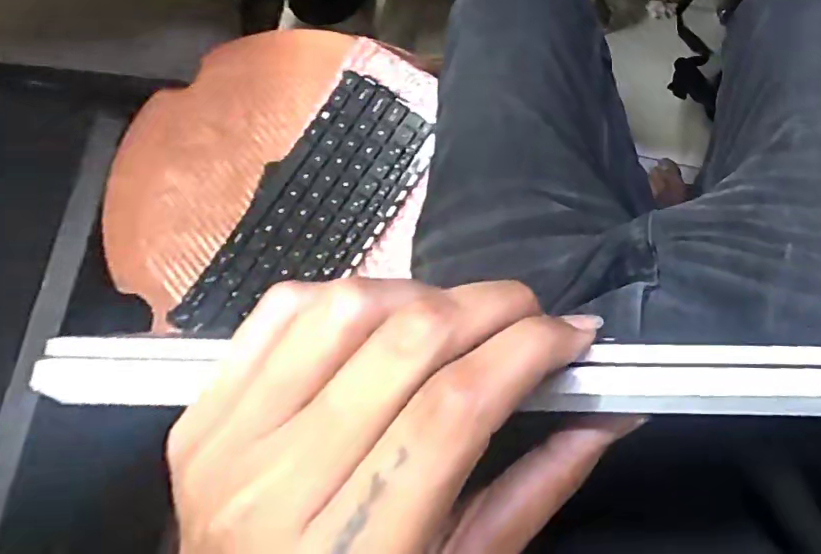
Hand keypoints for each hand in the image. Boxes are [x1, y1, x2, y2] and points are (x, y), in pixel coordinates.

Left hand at [167, 278, 633, 553]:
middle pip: (412, 343)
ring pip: (351, 307)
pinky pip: (287, 307)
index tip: (578, 333)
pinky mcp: (201, 412)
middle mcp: (275, 492)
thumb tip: (619, 407)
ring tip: (454, 322)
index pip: (455, 407)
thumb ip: (543, 483)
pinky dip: (354, 294)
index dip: (531, 348)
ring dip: (426, 295)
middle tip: (531, 316)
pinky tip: (383, 323)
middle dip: (498, 305)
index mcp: (352, 550)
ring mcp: (225, 445)